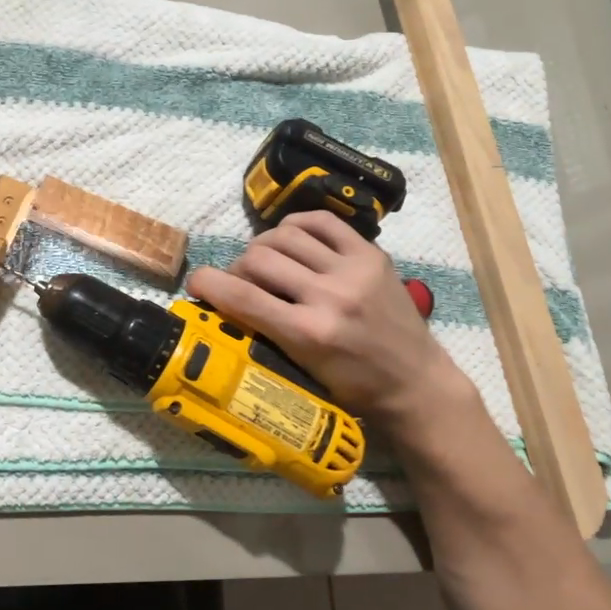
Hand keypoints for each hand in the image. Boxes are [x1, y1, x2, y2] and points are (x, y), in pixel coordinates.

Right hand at [185, 211, 468, 429]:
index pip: (241, 296)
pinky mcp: (372, 254)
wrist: (415, 382)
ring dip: (264, 246)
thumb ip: (264, 331)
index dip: (207, 283)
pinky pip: (322, 222)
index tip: (196, 283)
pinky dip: (297, 225)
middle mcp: (329, 296)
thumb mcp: (300, 368)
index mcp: (307, 333)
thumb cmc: (352, 387)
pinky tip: (292, 239)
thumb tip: (226, 300)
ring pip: (285, 234)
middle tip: (240, 282)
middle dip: (238, 268)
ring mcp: (353, 270)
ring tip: (266, 262)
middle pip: (258, 258)